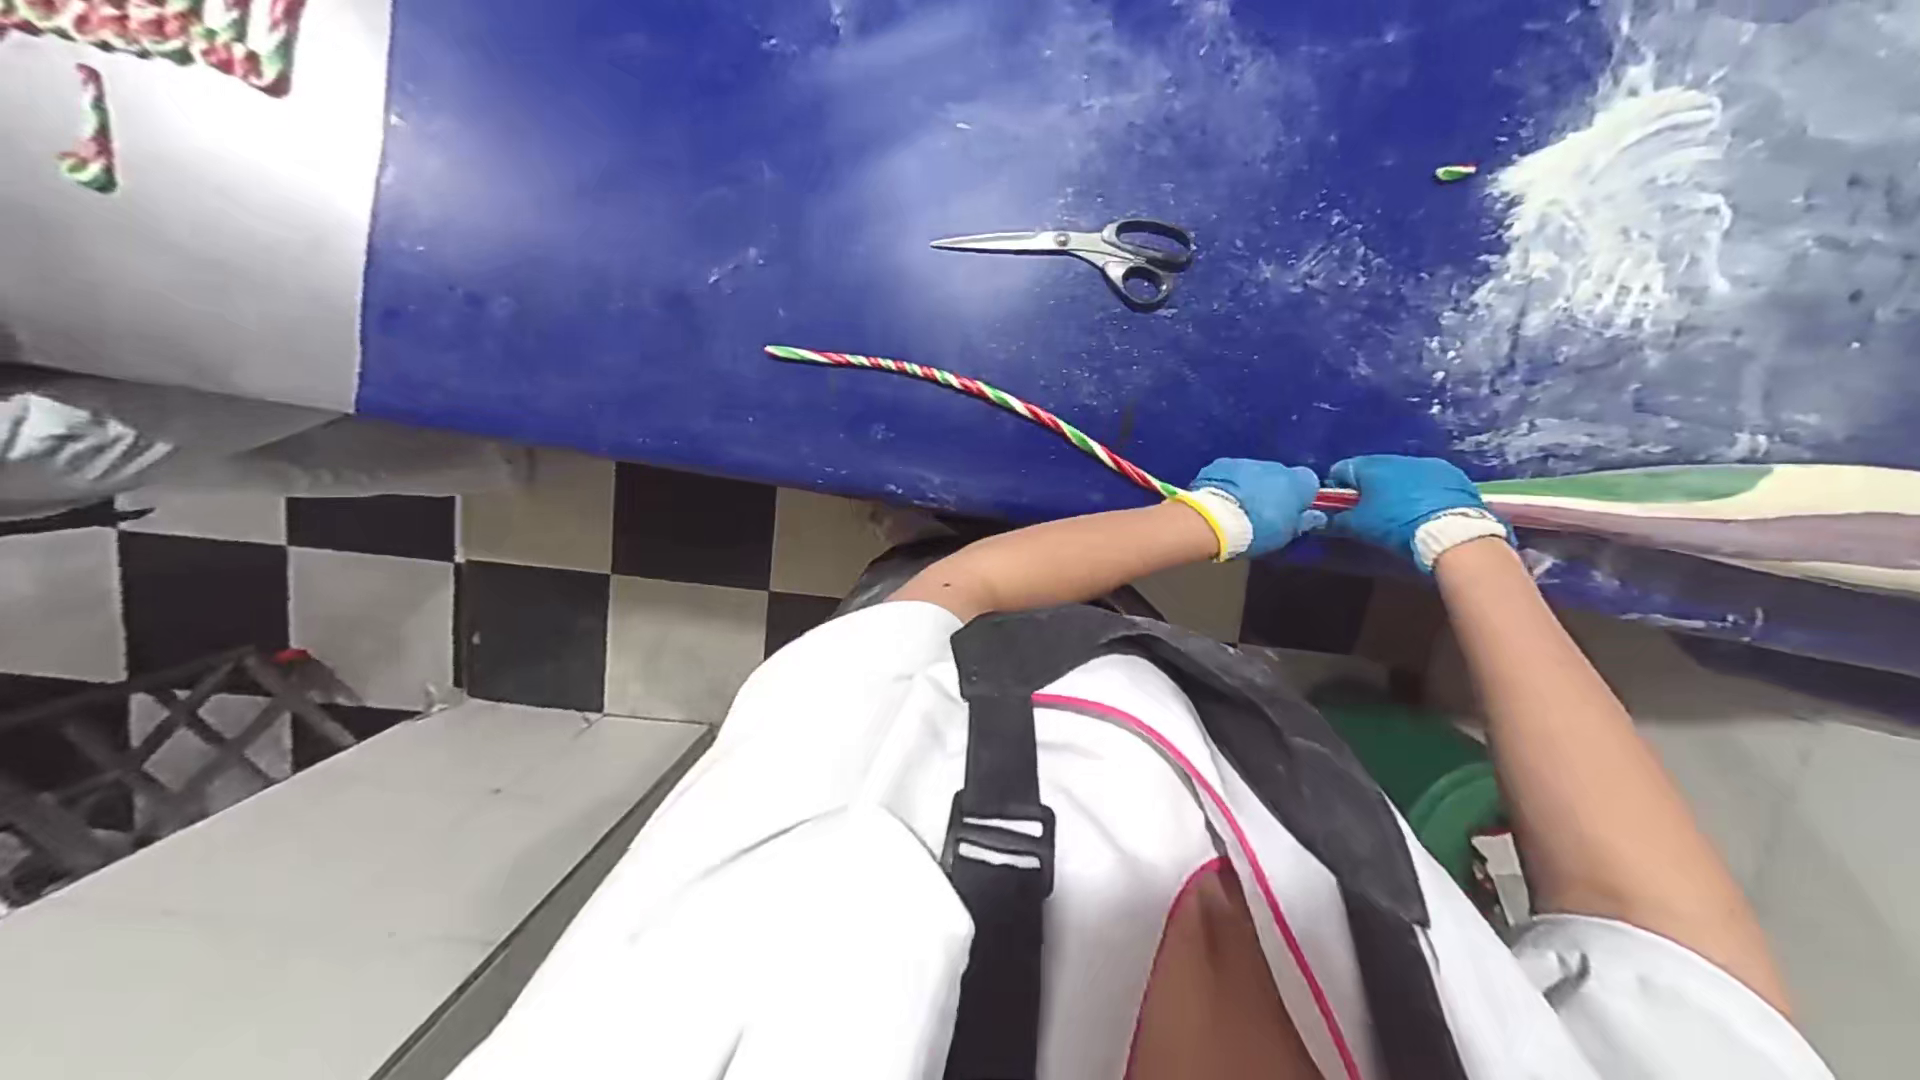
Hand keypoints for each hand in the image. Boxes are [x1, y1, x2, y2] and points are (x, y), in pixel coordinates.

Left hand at [1183, 458, 1326, 559]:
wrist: (1215, 519)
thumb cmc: (1258, 530)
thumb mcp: (1286, 534)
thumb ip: (1302, 521)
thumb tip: (1314, 516)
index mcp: (1298, 482)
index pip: (1308, 483)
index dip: (1299, 497)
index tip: (1289, 512)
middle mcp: (1275, 466)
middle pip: (1279, 475)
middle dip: (1272, 490)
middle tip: (1259, 512)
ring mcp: (1246, 461)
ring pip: (1253, 473)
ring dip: (1248, 485)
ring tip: (1235, 507)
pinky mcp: (1220, 464)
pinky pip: (1229, 473)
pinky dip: (1227, 483)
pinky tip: (1218, 499)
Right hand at [1325, 455, 1509, 569]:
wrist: (1453, 533)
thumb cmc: (1395, 525)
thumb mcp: (1358, 527)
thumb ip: (1335, 521)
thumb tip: (1318, 521)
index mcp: (1371, 466)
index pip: (1340, 470)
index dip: (1336, 490)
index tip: (1341, 509)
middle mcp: (1399, 458)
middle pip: (1372, 470)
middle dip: (1367, 489)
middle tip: (1368, 513)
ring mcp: (1429, 464)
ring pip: (1401, 474)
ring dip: (1395, 489)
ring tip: (1398, 513)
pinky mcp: (1454, 475)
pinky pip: (1427, 480)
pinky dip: (1420, 492)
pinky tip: (1422, 511)